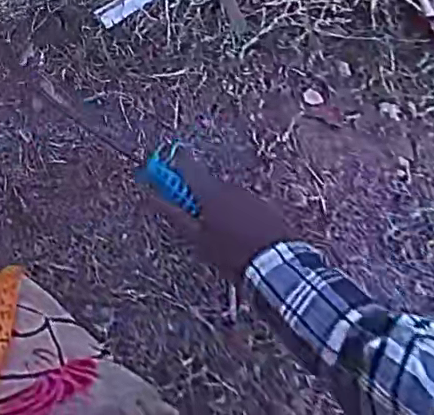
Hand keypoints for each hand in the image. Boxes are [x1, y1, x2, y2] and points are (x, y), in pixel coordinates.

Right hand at [148, 150, 296, 277]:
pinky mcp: (268, 209)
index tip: (164, 181)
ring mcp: (250, 197)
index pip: (184, 165)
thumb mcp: (197, 237)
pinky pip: (245, 206)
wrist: (282, 269)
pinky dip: (239, 216)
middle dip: (198, 198)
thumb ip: (173, 213)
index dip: (172, 169)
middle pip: (205, 184)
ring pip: (226, 196)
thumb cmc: (232, 253)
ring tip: (224, 237)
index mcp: (209, 190)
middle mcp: (229, 187)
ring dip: (220, 208)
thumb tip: (150, 197)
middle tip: (197, 222)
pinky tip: (243, 238)